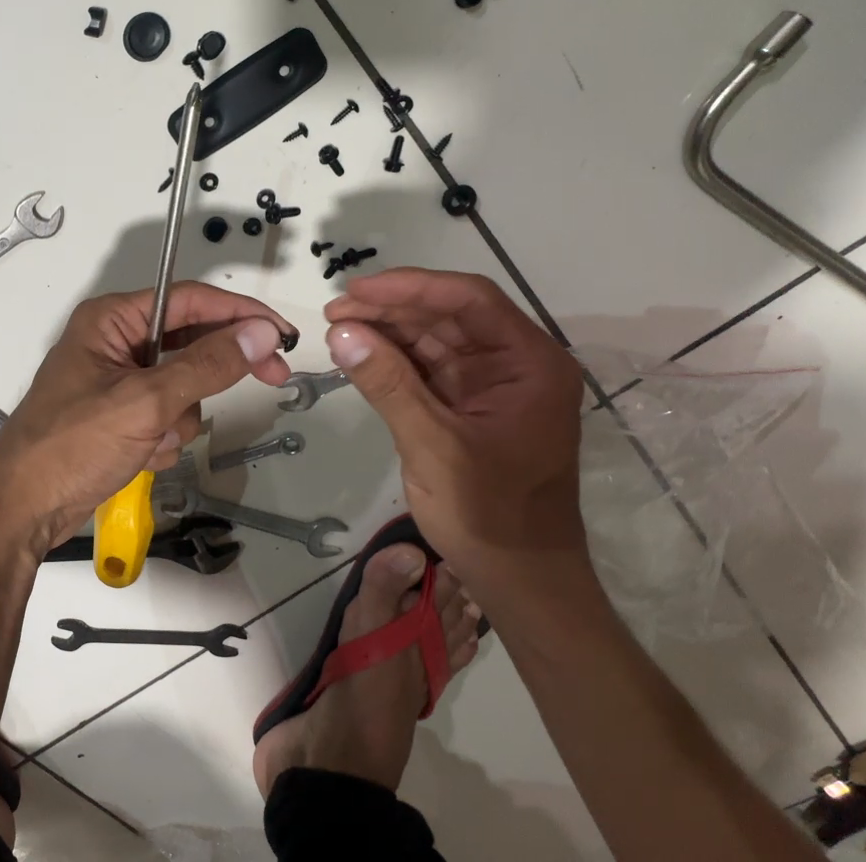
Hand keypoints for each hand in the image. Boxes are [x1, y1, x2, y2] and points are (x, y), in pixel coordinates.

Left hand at [0, 282, 294, 552]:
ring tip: (152, 440)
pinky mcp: (116, 418)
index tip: (284, 335)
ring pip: (181, 387)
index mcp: (111, 320)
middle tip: (273, 379)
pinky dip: (161, 439)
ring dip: (178, 419)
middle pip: (190, 342)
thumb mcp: (146, 401)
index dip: (241, 314)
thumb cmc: (73, 445)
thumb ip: (207, 365)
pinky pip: (163, 418)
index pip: (190, 301)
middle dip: (213, 374)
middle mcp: (113, 342)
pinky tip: (139, 457)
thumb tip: (261, 331)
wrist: (22, 508)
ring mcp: (114, 383)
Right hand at [323, 268, 585, 583]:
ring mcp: (491, 387)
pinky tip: (359, 354)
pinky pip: (427, 370)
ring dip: (388, 332)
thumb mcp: (433, 444)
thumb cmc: (489, 512)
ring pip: (435, 340)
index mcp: (530, 364)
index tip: (356, 292)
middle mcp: (515, 365)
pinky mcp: (468, 407)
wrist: (518, 576)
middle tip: (334, 312)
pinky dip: (392, 360)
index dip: (411, 288)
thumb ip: (387, 384)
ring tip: (337, 329)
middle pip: (449, 316)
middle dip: (392, 309)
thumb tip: (341, 332)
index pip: (470, 301)